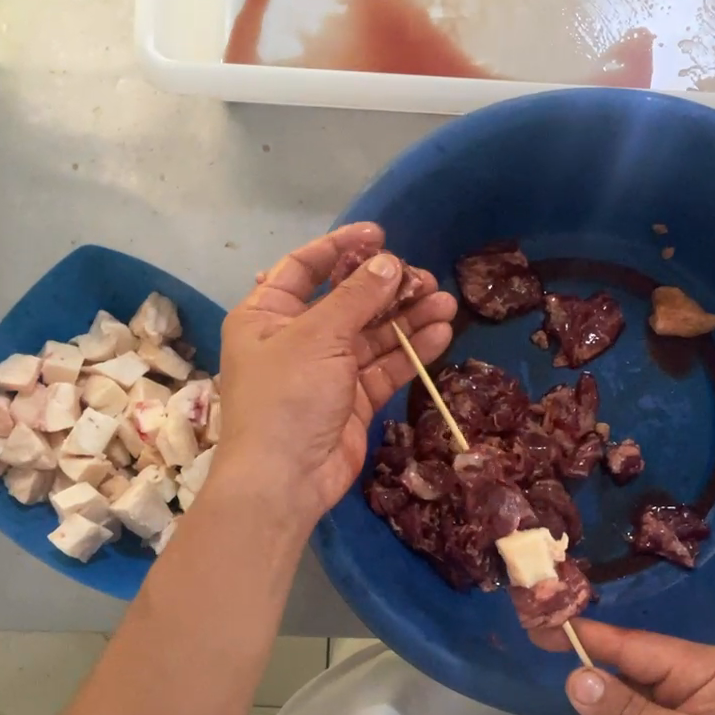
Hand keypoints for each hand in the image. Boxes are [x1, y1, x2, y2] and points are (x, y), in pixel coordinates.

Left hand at [213, 223, 455, 524]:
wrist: (285, 479)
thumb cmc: (287, 397)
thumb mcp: (318, 336)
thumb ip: (356, 297)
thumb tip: (389, 263)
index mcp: (267, 315)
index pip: (304, 268)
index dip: (341, 248)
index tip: (380, 235)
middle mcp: (297, 338)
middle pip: (347, 301)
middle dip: (387, 288)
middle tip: (426, 279)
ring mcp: (327, 370)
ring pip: (373, 335)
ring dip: (408, 319)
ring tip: (447, 302)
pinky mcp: (354, 400)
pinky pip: (385, 367)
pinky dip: (412, 352)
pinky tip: (442, 333)